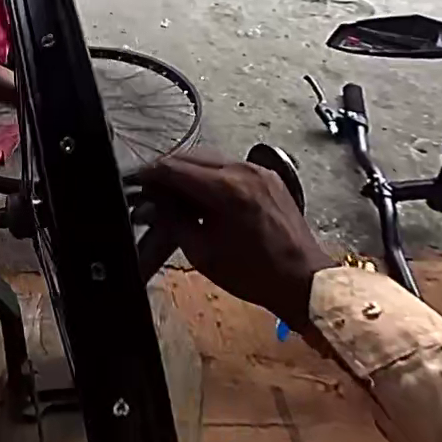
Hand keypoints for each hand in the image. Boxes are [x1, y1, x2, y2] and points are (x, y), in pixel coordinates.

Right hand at [131, 152, 333, 326]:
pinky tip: (200, 193)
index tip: (135, 183)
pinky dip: (207, 174)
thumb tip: (153, 203)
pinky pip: (226, 165)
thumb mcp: (200, 252)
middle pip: (188, 157)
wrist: (306, 284)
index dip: (149, 175)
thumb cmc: (254, 275)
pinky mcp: (267, 176)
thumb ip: (172, 219)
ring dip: (185, 171)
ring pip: (206, 158)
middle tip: (151, 189)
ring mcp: (258, 171)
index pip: (173, 168)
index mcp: (226, 190)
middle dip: (165, 171)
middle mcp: (243, 172)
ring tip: (173, 192)